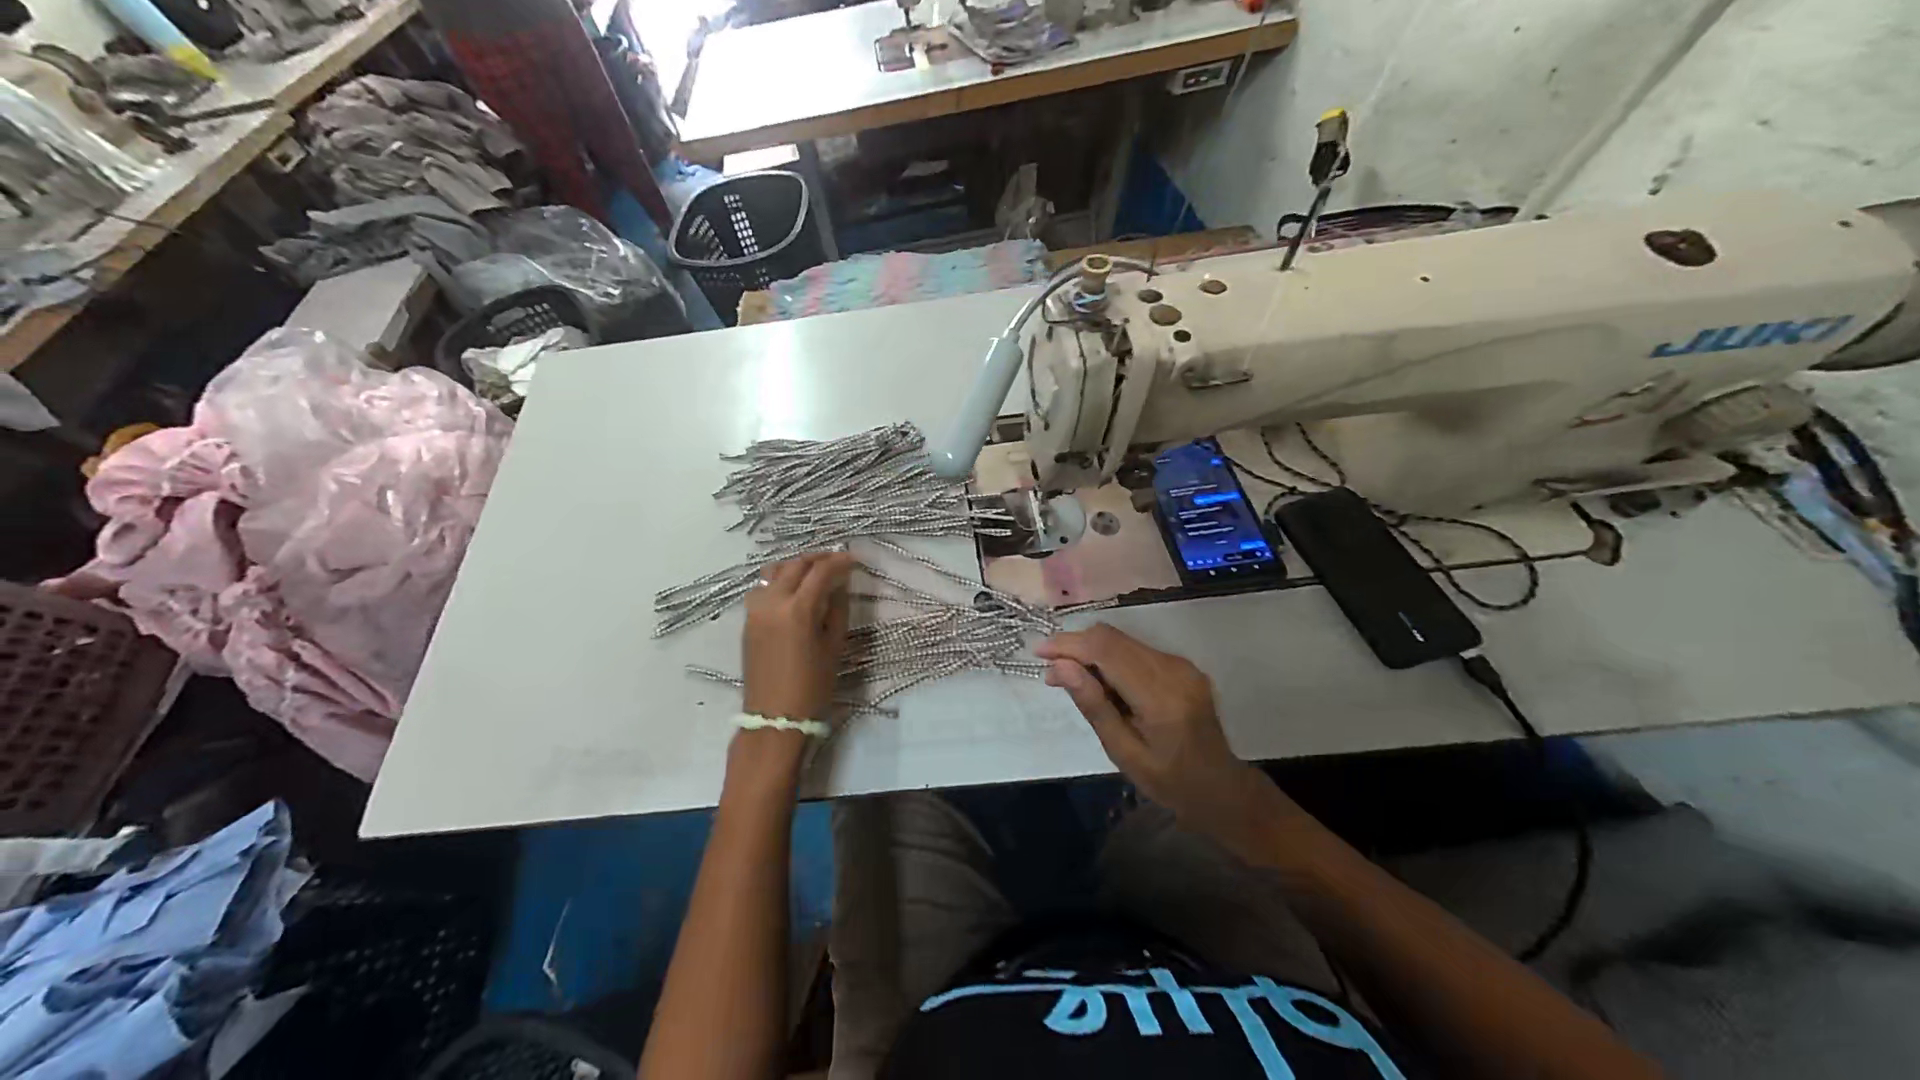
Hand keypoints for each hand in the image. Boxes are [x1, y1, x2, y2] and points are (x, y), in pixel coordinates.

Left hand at [742, 552, 855, 721]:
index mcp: (798, 609)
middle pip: (796, 565)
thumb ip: (838, 609)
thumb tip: (841, 583)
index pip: (820, 571)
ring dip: (796, 565)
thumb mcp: (834, 646)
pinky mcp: (747, 619)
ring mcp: (755, 609)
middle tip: (837, 561)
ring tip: (814, 572)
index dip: (839, 561)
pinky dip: (780, 579)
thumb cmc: (812, 685)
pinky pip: (763, 587)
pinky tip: (793, 590)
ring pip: (774, 571)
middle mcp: (773, 602)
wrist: (775, 715)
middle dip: (818, 558)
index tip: (853, 559)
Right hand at [1036, 624, 1272, 840]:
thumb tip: (1060, 667)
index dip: (1069, 645)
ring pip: (1122, 640)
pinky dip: (1110, 658)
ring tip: (1071, 679)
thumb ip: (1094, 706)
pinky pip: (1135, 649)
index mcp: (1161, 696)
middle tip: (1051, 673)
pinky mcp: (1181, 665)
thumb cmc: (1168, 781)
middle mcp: (1174, 669)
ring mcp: (1181, 664)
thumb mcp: (1123, 752)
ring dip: (1091, 652)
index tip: (1039, 652)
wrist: (1219, 786)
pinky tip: (1100, 682)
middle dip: (1076, 646)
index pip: (1107, 651)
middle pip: (1113, 638)